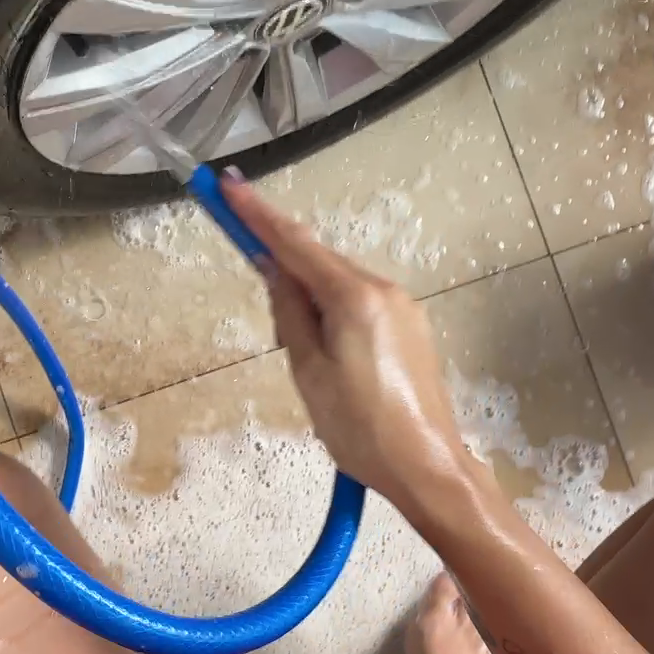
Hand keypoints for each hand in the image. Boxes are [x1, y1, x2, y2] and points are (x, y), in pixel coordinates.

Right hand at [223, 175, 475, 510]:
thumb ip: (289, 312)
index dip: (256, 214)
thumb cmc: (359, 429)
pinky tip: (326, 345)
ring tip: (303, 350)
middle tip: (257, 285)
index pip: (295, 244)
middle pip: (319, 261)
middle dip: (282, 263)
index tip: (227, 185)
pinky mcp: (411, 326)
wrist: (427, 468)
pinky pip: (359, 302)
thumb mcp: (308, 372)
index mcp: (355, 298)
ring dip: (308, 294)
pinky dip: (332, 308)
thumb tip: (272, 268)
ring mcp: (403, 307)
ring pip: (339, 283)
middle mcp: (384, 289)